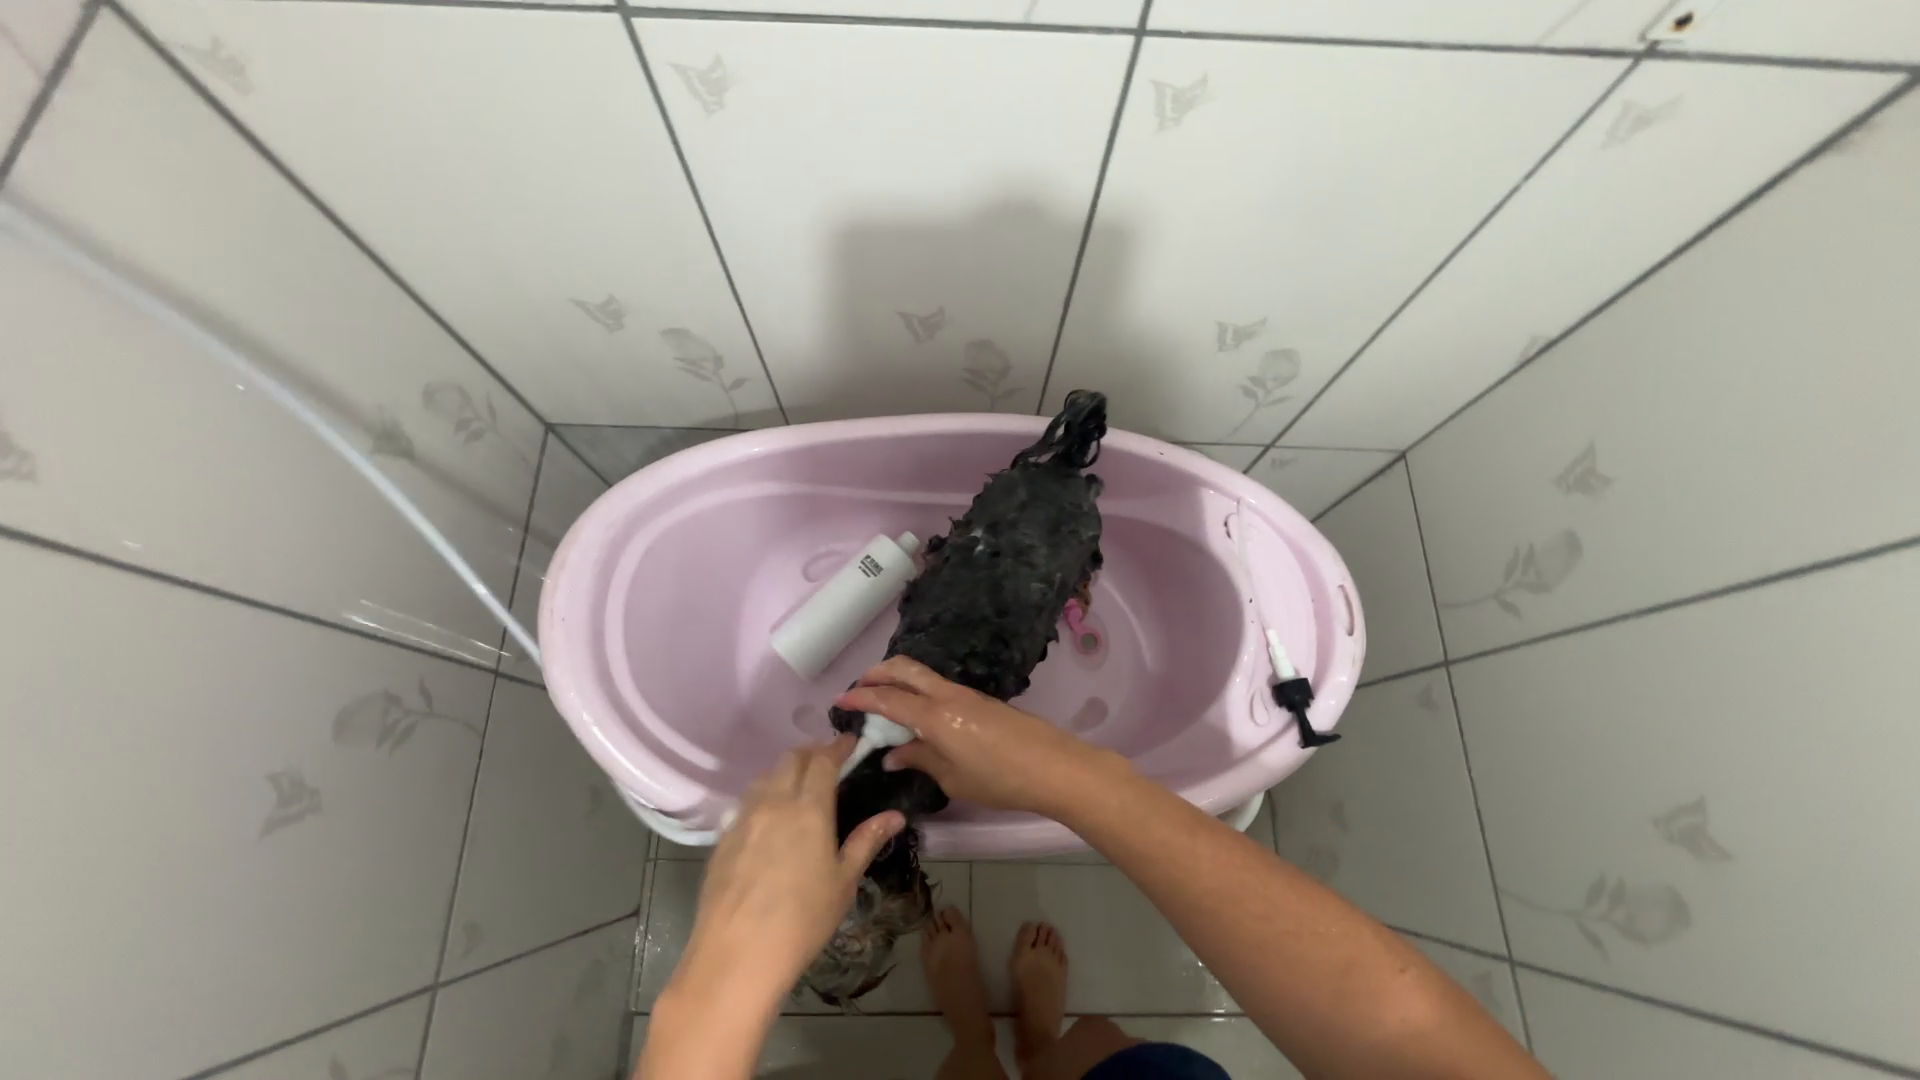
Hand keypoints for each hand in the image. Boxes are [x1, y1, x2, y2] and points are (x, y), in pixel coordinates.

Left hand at [669, 736, 904, 1010]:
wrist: (735, 957)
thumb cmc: (802, 921)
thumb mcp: (843, 883)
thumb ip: (866, 842)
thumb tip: (895, 815)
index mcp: (808, 809)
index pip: (823, 760)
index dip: (838, 746)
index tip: (852, 742)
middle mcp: (773, 803)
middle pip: (791, 759)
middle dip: (812, 753)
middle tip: (829, 763)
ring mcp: (743, 819)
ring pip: (765, 776)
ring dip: (786, 771)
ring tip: (801, 788)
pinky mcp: (722, 838)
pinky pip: (746, 802)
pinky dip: (764, 796)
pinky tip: (771, 820)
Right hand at [834, 656, 1126, 817]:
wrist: (1053, 766)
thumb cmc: (999, 779)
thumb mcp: (953, 778)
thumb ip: (920, 760)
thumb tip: (893, 755)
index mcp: (934, 715)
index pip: (888, 699)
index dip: (861, 698)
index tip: (839, 701)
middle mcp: (947, 695)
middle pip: (904, 669)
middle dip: (877, 673)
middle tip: (858, 689)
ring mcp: (966, 694)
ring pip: (923, 675)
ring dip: (898, 680)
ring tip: (883, 701)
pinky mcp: (980, 700)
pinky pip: (938, 686)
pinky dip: (918, 690)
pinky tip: (916, 713)